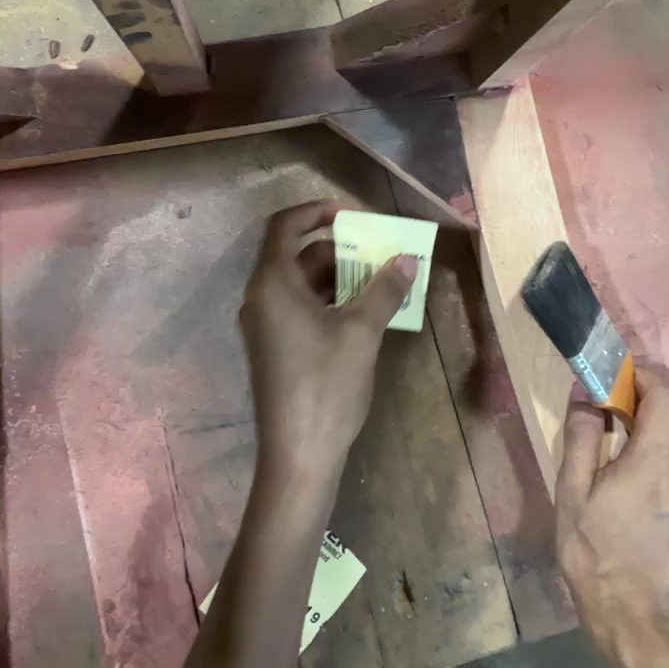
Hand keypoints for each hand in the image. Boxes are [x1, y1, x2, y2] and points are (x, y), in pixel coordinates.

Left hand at [239, 201, 415, 478]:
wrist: (298, 456)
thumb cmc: (326, 386)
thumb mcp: (361, 332)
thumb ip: (384, 290)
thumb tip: (407, 258)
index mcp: (272, 284)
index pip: (285, 226)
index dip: (317, 211)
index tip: (353, 215)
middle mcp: (261, 298)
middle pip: (294, 254)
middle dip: (337, 247)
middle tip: (377, 249)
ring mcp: (265, 325)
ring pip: (300, 283)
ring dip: (336, 275)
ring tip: (378, 278)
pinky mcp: (274, 347)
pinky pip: (299, 307)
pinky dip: (328, 300)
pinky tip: (363, 310)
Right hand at [556, 374, 668, 622]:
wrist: (634, 612)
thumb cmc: (593, 550)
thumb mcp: (571, 493)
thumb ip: (581, 438)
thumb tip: (585, 393)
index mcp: (652, 464)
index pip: (666, 398)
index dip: (644, 378)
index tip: (619, 378)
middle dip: (658, 394)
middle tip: (626, 401)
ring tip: (644, 429)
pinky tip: (660, 460)